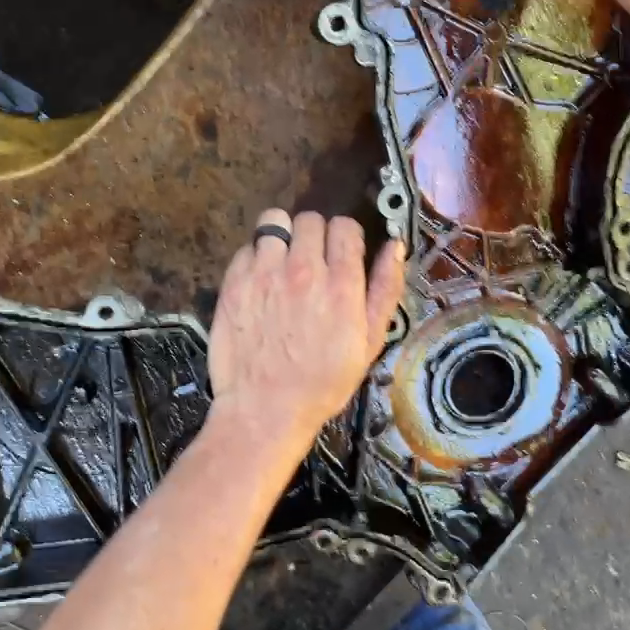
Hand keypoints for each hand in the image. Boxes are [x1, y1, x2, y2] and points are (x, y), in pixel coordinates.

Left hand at [206, 210, 406, 454]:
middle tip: (311, 260)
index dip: (345, 238)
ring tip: (281, 262)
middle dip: (314, 235)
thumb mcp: (369, 343)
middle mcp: (304, 269)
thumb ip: (384, 289)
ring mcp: (265, 273)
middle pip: (310, 219)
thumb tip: (395, 246)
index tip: (341, 255)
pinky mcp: (235, 282)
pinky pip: (246, 248)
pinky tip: (259, 283)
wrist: (265, 410)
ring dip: (281, 238)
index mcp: (342, 283)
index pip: (344, 226)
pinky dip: (254, 259)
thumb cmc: (323, 383)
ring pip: (274, 222)